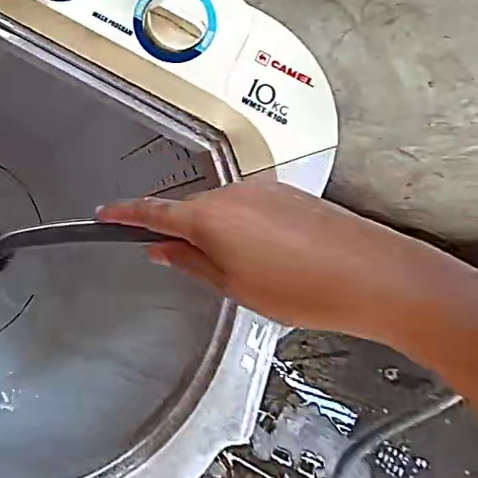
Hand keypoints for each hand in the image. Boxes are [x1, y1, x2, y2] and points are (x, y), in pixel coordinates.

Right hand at [98, 181, 452, 343]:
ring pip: (222, 209)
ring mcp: (262, 189)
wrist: (372, 275)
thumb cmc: (305, 288)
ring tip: (248, 274)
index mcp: (211, 217)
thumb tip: (163, 250)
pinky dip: (245, 228)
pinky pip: (249, 207)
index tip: (105, 214)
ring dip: (220, 234)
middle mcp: (234, 193)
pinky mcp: (286, 193)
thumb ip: (191, 263)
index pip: (153, 211)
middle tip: (184, 266)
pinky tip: (270, 258)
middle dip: (182, 234)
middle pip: (190, 209)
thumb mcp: (235, 287)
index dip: (124, 214)